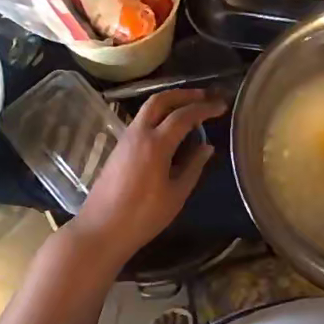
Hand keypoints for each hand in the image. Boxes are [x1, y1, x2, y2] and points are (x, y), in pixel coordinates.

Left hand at [71, 88, 224, 264]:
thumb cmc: (143, 216)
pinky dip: (159, 116)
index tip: (221, 106)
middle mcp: (138, 134)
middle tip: (204, 96)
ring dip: (169, 103)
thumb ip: (193, 167)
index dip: (204, 108)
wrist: (101, 229)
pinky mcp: (118, 148)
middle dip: (183, 94)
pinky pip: (141, 122)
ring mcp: (125, 139)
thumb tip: (206, 146)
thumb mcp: (176, 195)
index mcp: (155, 144)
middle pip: (160, 100)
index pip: (184, 115)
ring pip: (148, 109)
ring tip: (189, 108)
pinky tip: (170, 129)